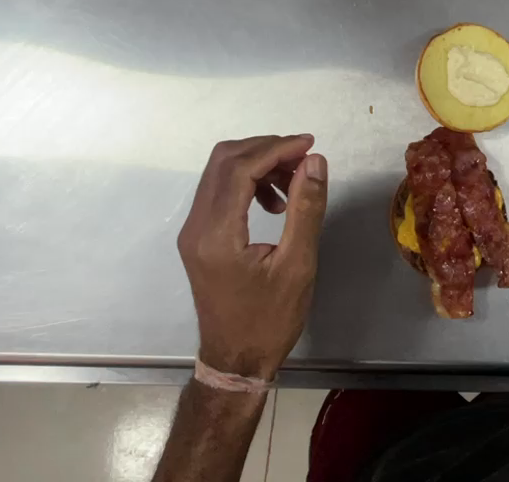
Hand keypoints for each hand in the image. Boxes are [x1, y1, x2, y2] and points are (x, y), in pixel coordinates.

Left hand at [178, 135, 328, 380]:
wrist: (236, 362)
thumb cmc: (270, 320)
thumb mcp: (297, 266)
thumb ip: (306, 209)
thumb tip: (315, 161)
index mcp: (217, 235)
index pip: (239, 169)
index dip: (275, 148)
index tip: (309, 146)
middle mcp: (196, 226)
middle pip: (224, 160)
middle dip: (266, 149)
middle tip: (304, 158)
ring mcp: (193, 231)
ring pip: (220, 172)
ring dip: (258, 163)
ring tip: (295, 181)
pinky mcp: (199, 236)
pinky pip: (220, 190)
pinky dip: (249, 181)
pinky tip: (276, 202)